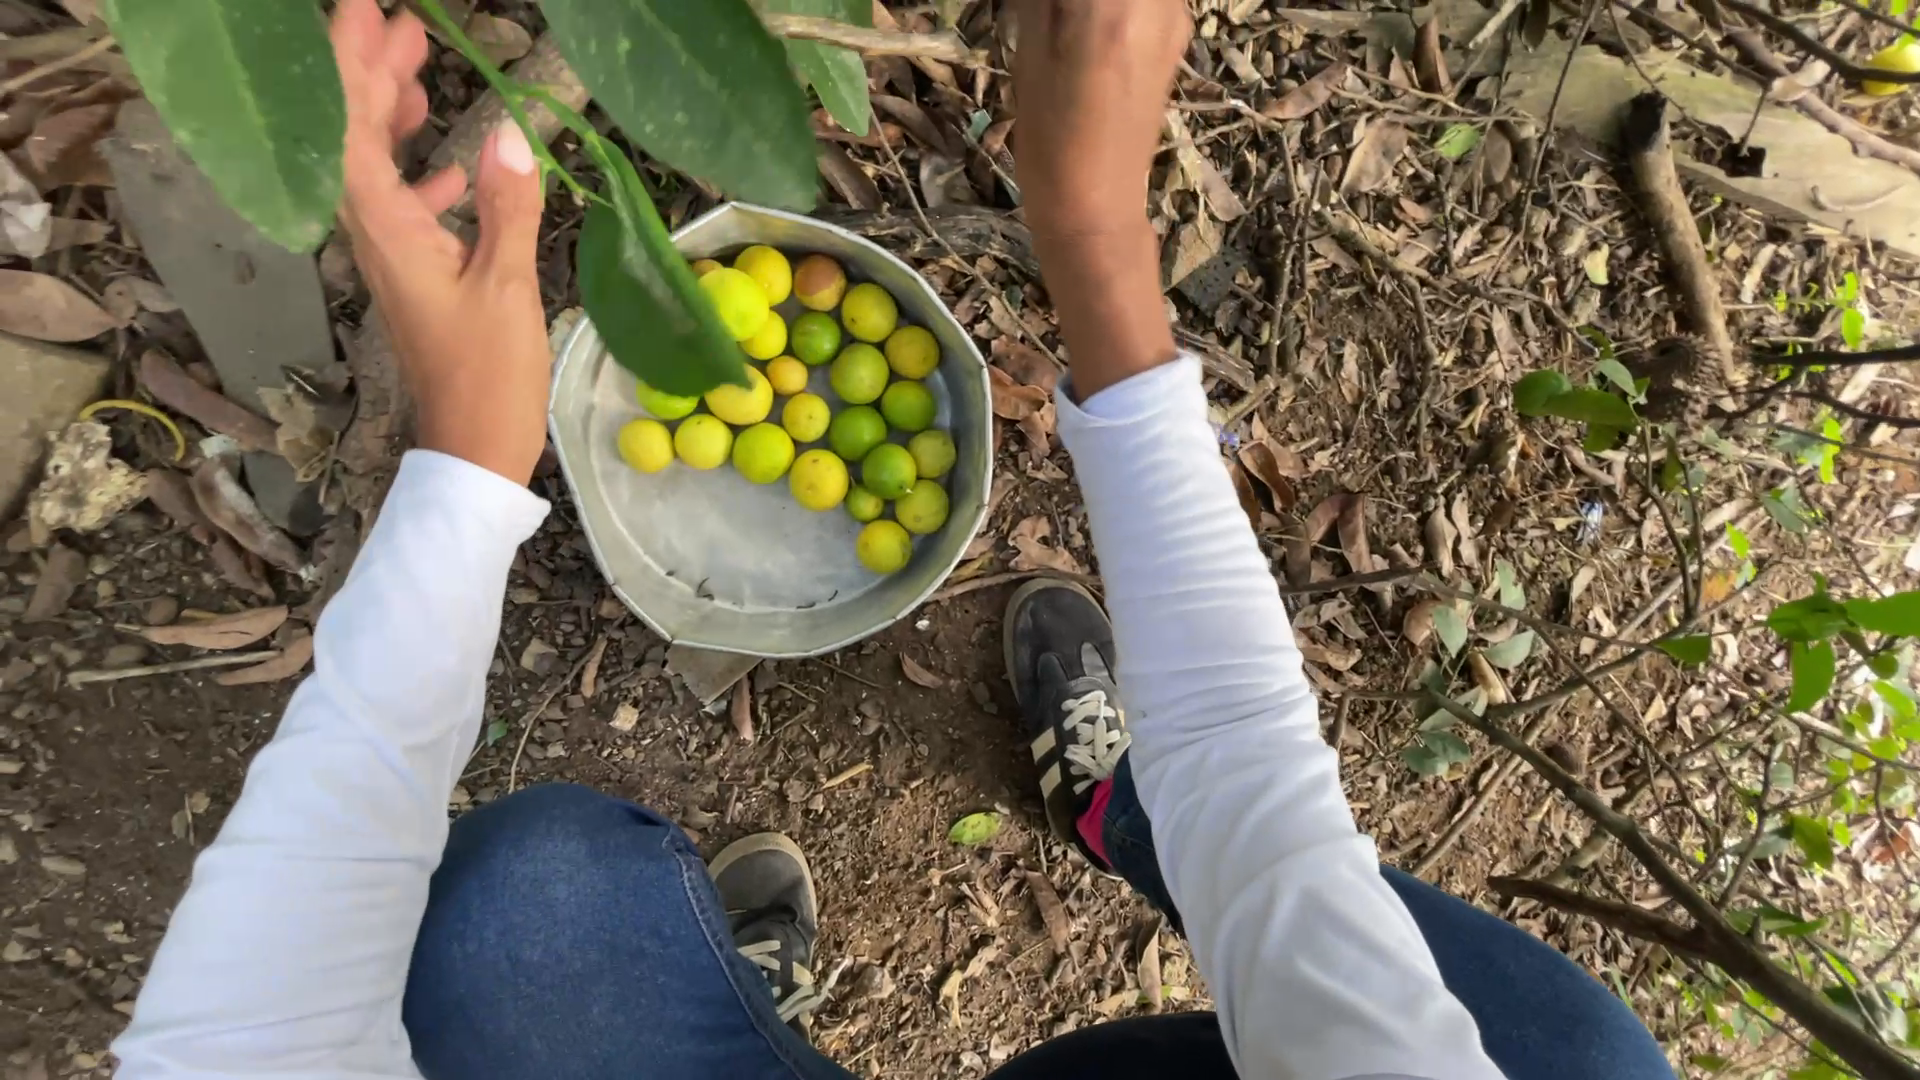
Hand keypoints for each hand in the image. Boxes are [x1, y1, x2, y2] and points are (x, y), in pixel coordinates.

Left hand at [330, 0, 551, 485]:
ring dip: (395, 122)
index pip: (349, 126)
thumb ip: (508, 208)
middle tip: (403, 28)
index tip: (367, 13)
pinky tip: (455, 170)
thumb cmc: (490, 372)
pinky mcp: (418, 278)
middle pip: (354, 139)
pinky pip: (407, 209)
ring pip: (378, 171)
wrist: (477, 439)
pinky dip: (425, 178)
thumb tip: (510, 131)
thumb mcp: (507, 288)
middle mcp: (375, 234)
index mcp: (386, 229)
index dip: (352, 64)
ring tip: (423, 81)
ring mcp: (395, 257)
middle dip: (371, 78)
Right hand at [1010, 0, 1190, 398]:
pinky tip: (1089, 33)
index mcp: (1110, 4)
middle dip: (1071, 2)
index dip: (1051, 0)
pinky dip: (1114, 9)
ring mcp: (1174, 14)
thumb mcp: (1030, 60)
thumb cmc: (1050, 149)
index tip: (1038, 12)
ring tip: (1065, 27)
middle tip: (1050, 20)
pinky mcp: (1177, 34)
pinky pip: (1145, 0)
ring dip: (1090, 6)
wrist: (1097, 213)